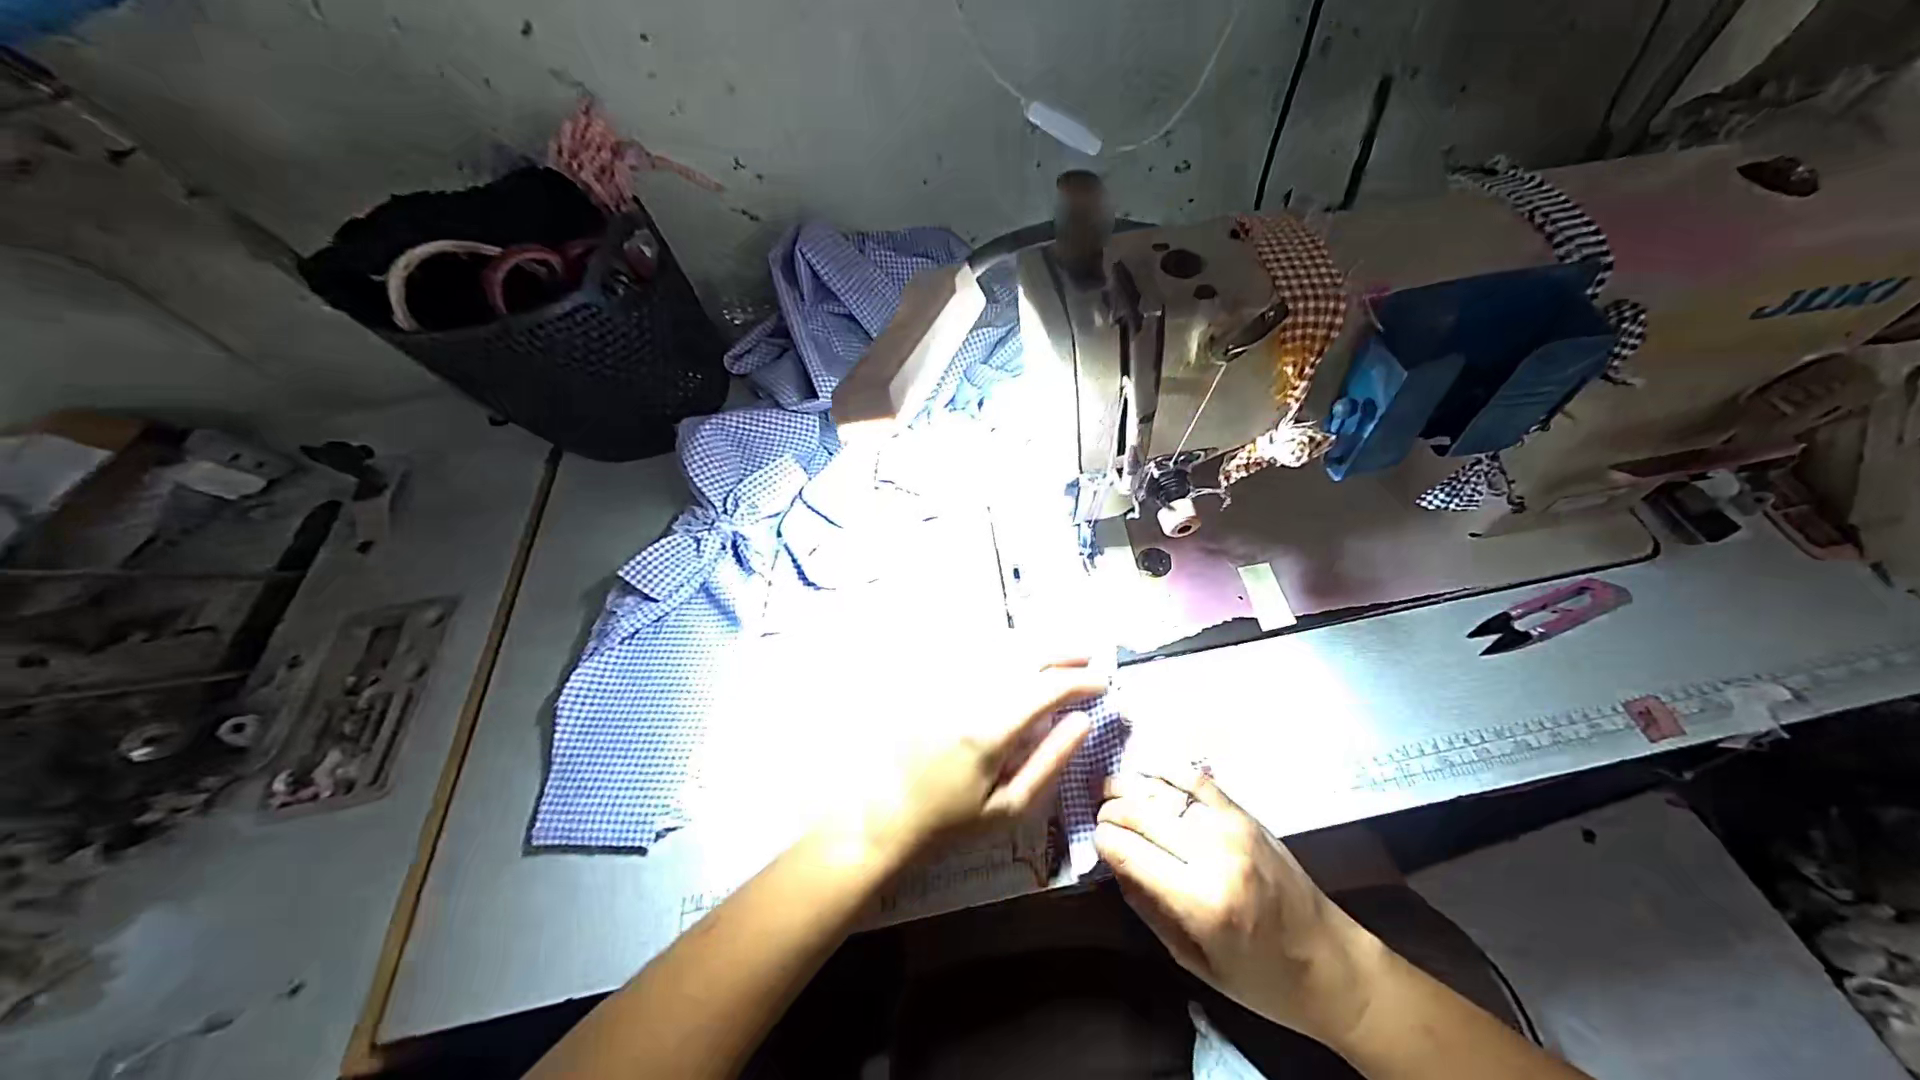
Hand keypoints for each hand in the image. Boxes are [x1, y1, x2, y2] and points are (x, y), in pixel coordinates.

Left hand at [832, 657, 1105, 865]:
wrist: (892, 814)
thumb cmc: (955, 820)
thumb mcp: (1010, 807)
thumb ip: (1050, 761)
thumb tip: (1083, 722)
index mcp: (990, 730)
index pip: (1046, 690)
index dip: (1080, 682)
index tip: (1102, 684)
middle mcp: (968, 697)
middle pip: (1023, 657)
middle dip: (1061, 653)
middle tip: (1088, 659)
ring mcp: (946, 686)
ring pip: (999, 648)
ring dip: (1035, 647)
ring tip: (1061, 654)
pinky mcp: (931, 684)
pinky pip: (973, 654)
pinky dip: (1002, 649)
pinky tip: (1018, 654)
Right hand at [1094, 770, 1383, 1045]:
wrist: (1333, 965)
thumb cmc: (1262, 980)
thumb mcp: (1193, 960)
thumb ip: (1148, 907)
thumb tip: (1113, 864)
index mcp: (1199, 900)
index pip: (1127, 849)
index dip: (1101, 841)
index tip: (1093, 844)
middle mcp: (1214, 854)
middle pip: (1140, 813)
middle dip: (1110, 811)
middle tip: (1098, 816)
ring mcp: (1233, 828)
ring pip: (1164, 791)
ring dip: (1131, 788)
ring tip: (1111, 790)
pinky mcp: (1247, 816)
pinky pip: (1197, 781)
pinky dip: (1167, 772)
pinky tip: (1148, 773)